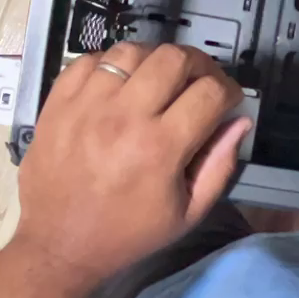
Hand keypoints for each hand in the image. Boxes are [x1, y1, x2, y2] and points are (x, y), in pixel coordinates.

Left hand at [11, 42, 248, 282]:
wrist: (58, 246)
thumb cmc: (129, 233)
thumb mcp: (188, 213)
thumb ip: (220, 165)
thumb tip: (240, 122)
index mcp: (160, 148)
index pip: (210, 92)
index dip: (229, 90)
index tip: (229, 101)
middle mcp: (125, 118)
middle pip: (174, 58)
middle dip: (199, 64)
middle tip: (200, 82)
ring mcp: (87, 105)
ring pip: (133, 51)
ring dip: (156, 60)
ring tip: (161, 80)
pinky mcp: (59, 102)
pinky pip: (92, 59)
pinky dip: (114, 65)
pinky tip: (122, 84)